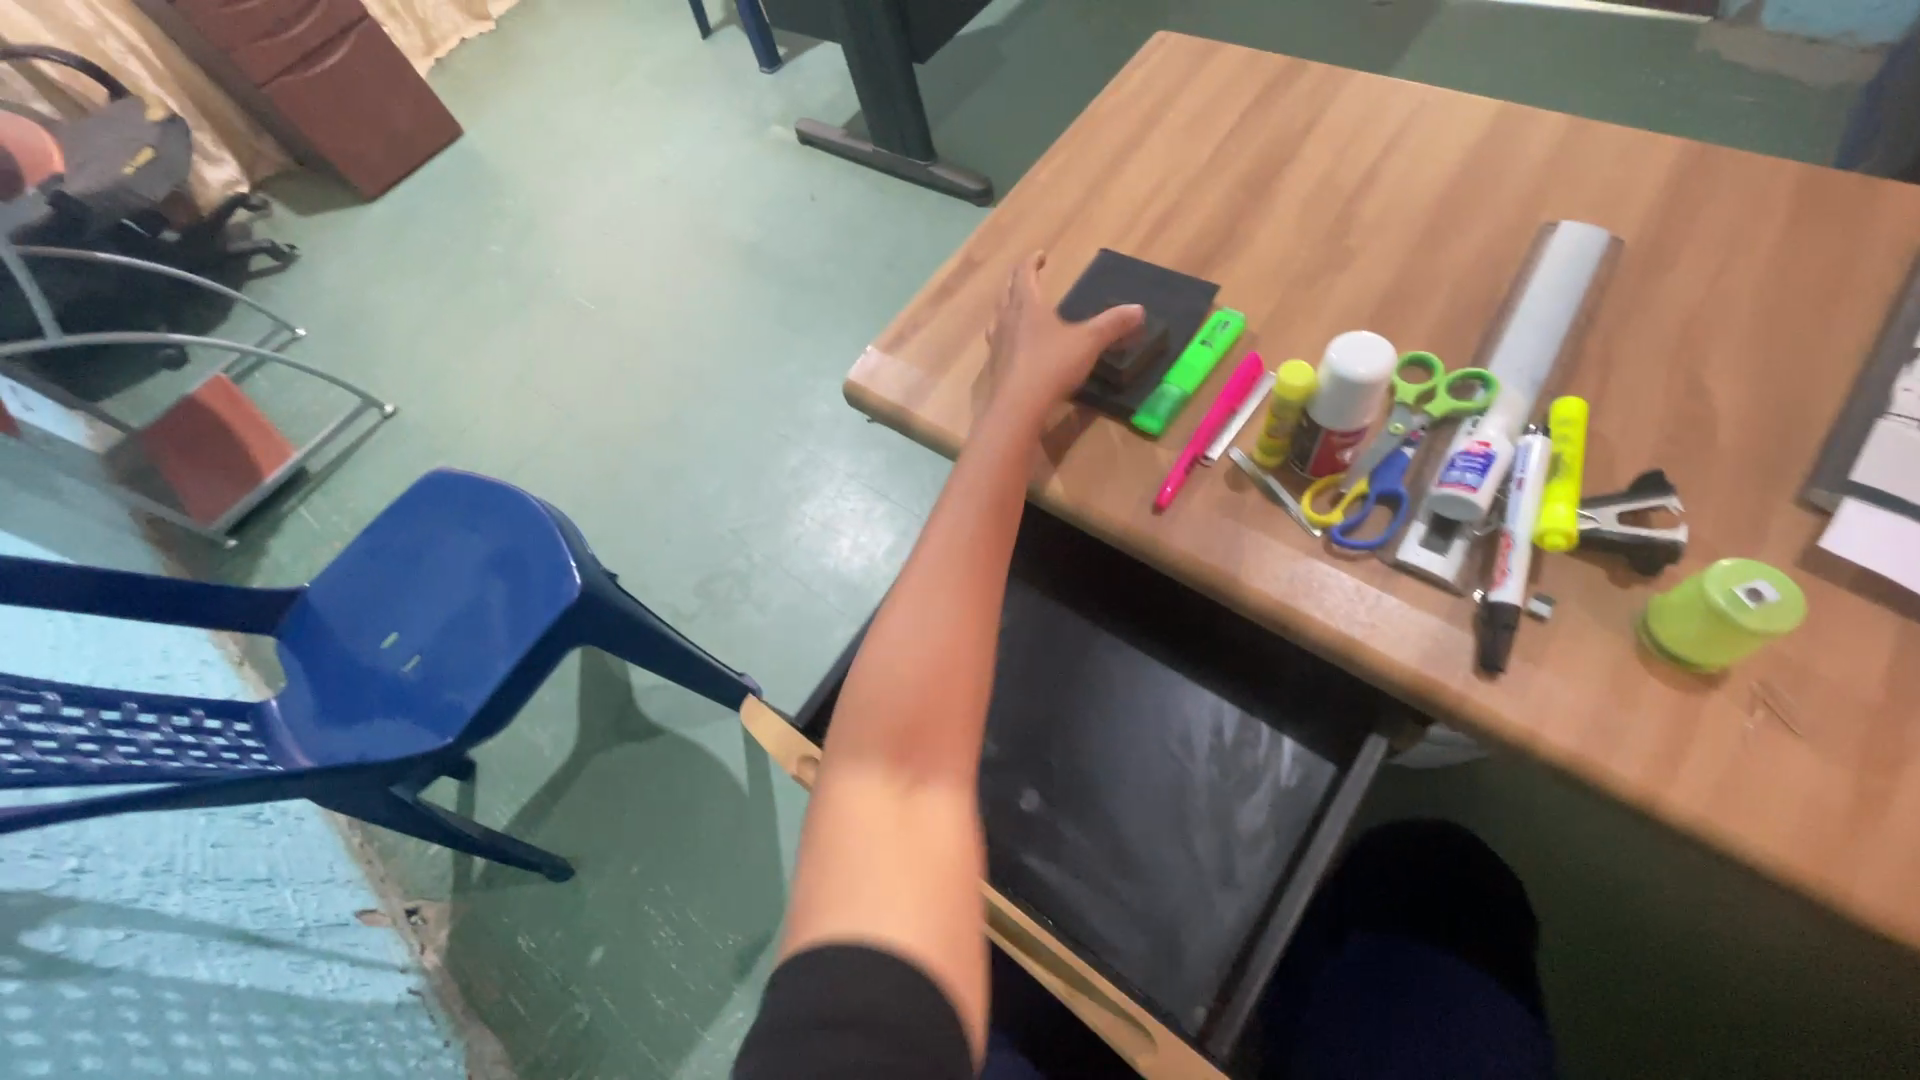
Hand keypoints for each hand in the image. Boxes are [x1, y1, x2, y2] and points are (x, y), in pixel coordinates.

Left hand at [982, 252, 1144, 427]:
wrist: (1017, 406)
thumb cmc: (1052, 365)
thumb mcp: (1088, 343)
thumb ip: (1111, 325)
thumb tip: (1139, 309)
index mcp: (1027, 306)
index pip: (1024, 274)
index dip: (1031, 262)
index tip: (1040, 255)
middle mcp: (1006, 320)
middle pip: (1006, 293)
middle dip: (1016, 283)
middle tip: (1026, 278)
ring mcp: (997, 345)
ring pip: (997, 319)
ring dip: (1006, 310)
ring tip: (1015, 310)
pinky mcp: (994, 369)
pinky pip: (997, 346)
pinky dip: (1005, 339)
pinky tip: (1013, 349)